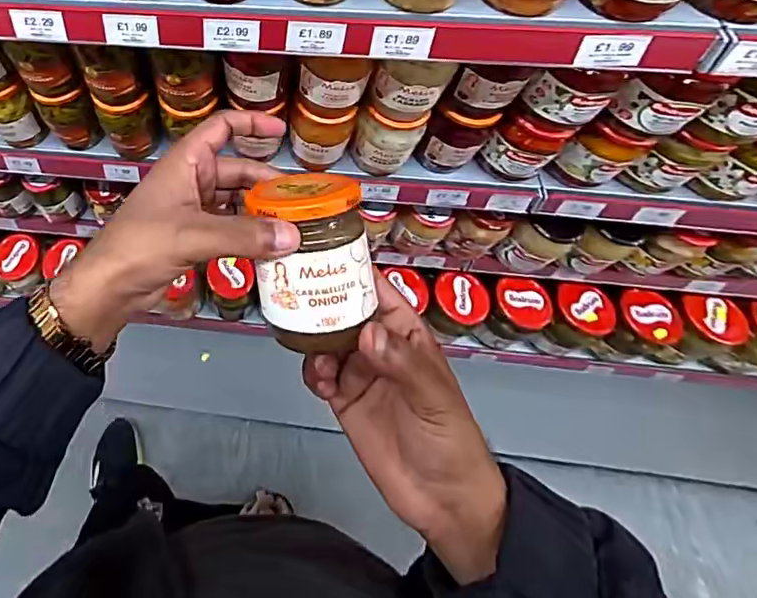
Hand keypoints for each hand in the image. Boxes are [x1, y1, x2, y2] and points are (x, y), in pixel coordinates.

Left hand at [50, 109, 297, 348]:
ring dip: (260, 212)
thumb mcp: (193, 234)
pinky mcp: (192, 236)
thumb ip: (244, 235)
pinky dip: (248, 234)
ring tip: (294, 225)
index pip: (221, 128)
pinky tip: (271, 247)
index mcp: (186, 162)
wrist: (108, 286)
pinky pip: (229, 227)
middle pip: (236, 170)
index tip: (280, 131)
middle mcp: (191, 179)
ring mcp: (191, 208)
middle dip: (266, 183)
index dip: (251, 124)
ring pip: (235, 201)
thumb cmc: (141, 244)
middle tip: (301, 200)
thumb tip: (292, 235)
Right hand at [302, 272, 506, 585]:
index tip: (329, 254)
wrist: (443, 502)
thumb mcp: (434, 396)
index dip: (353, 269)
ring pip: (324, 339)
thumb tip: (369, 334)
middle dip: (321, 301)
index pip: (375, 289)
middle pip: (341, 309)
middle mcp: (378, 346)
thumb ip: (402, 363)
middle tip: (301, 296)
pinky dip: (313, 372)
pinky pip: (318, 373)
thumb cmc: (455, 441)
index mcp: (404, 332)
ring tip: (315, 350)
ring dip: (313, 339)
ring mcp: (359, 370)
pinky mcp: (344, 398)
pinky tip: (321, 380)